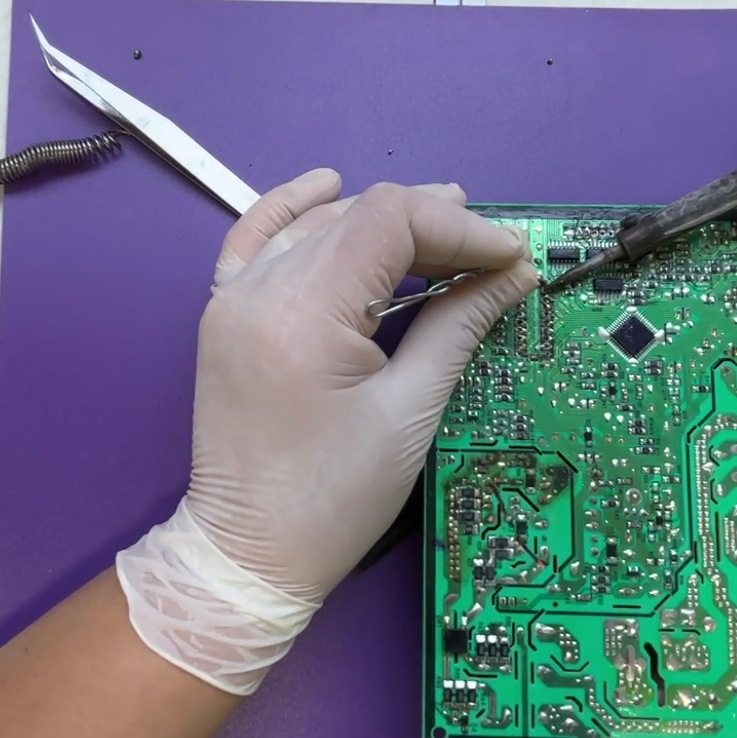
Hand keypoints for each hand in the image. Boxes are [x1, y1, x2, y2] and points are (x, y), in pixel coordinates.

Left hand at [115, 171, 538, 692]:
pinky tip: (329, 186)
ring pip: (316, 223)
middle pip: (356, 215)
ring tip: (440, 232)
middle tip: (486, 255)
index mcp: (303, 313)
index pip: (388, 220)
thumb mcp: (409, 413)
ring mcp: (232, 297)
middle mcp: (258, 288)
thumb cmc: (334, 499)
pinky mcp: (224, 312)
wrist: (248, 551)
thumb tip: (512, 274)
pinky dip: (297, 209)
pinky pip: (257, 238)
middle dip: (431, 225)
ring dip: (380, 221)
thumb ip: (456, 326)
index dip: (458, 226)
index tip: (509, 256)